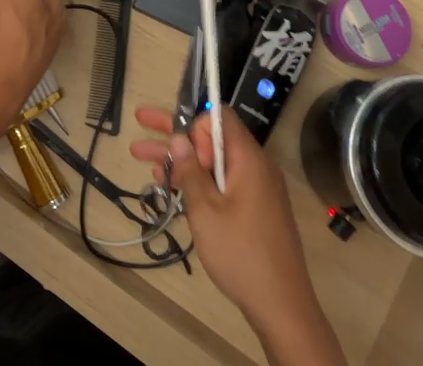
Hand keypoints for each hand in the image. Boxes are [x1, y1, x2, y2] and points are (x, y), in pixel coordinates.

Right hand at [130, 106, 321, 333]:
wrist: (281, 304)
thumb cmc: (240, 253)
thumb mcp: (206, 211)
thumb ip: (191, 171)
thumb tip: (179, 137)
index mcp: (248, 159)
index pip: (220, 118)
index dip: (194, 125)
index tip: (179, 148)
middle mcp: (256, 166)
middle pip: (212, 137)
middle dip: (175, 131)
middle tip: (141, 119)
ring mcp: (257, 188)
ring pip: (214, 161)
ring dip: (181, 158)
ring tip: (140, 156)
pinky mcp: (255, 207)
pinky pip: (224, 181)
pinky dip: (199, 180)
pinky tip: (170, 185)